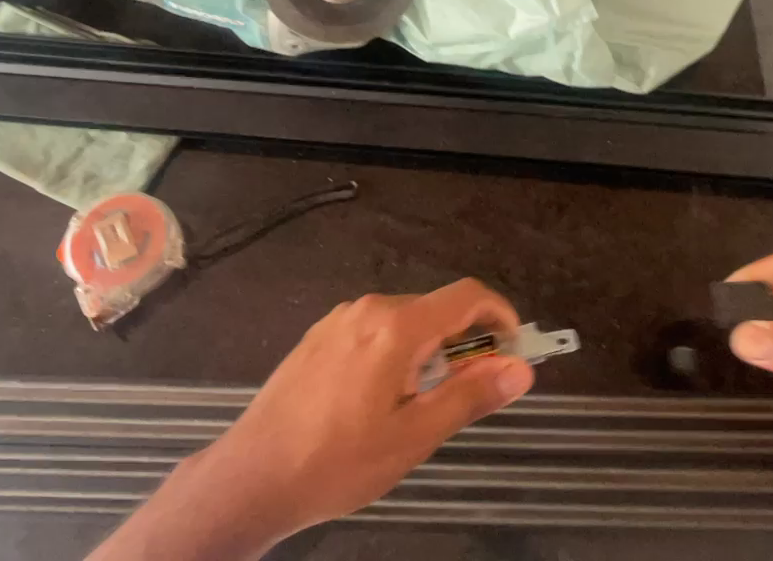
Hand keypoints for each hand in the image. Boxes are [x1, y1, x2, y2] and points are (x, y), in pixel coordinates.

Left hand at [184, 279, 535, 542]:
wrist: (252, 476)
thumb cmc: (339, 461)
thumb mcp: (414, 436)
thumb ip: (470, 395)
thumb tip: (520, 368)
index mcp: (396, 326)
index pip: (466, 296)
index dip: (500, 316)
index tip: (513, 352)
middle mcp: (369, 309)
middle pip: (436, 310)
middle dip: (464, 343)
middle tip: (467, 394)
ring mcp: (340, 319)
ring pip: (405, 322)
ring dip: (429, 352)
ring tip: (418, 406)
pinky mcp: (320, 335)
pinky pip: (375, 331)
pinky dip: (396, 353)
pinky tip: (378, 401)